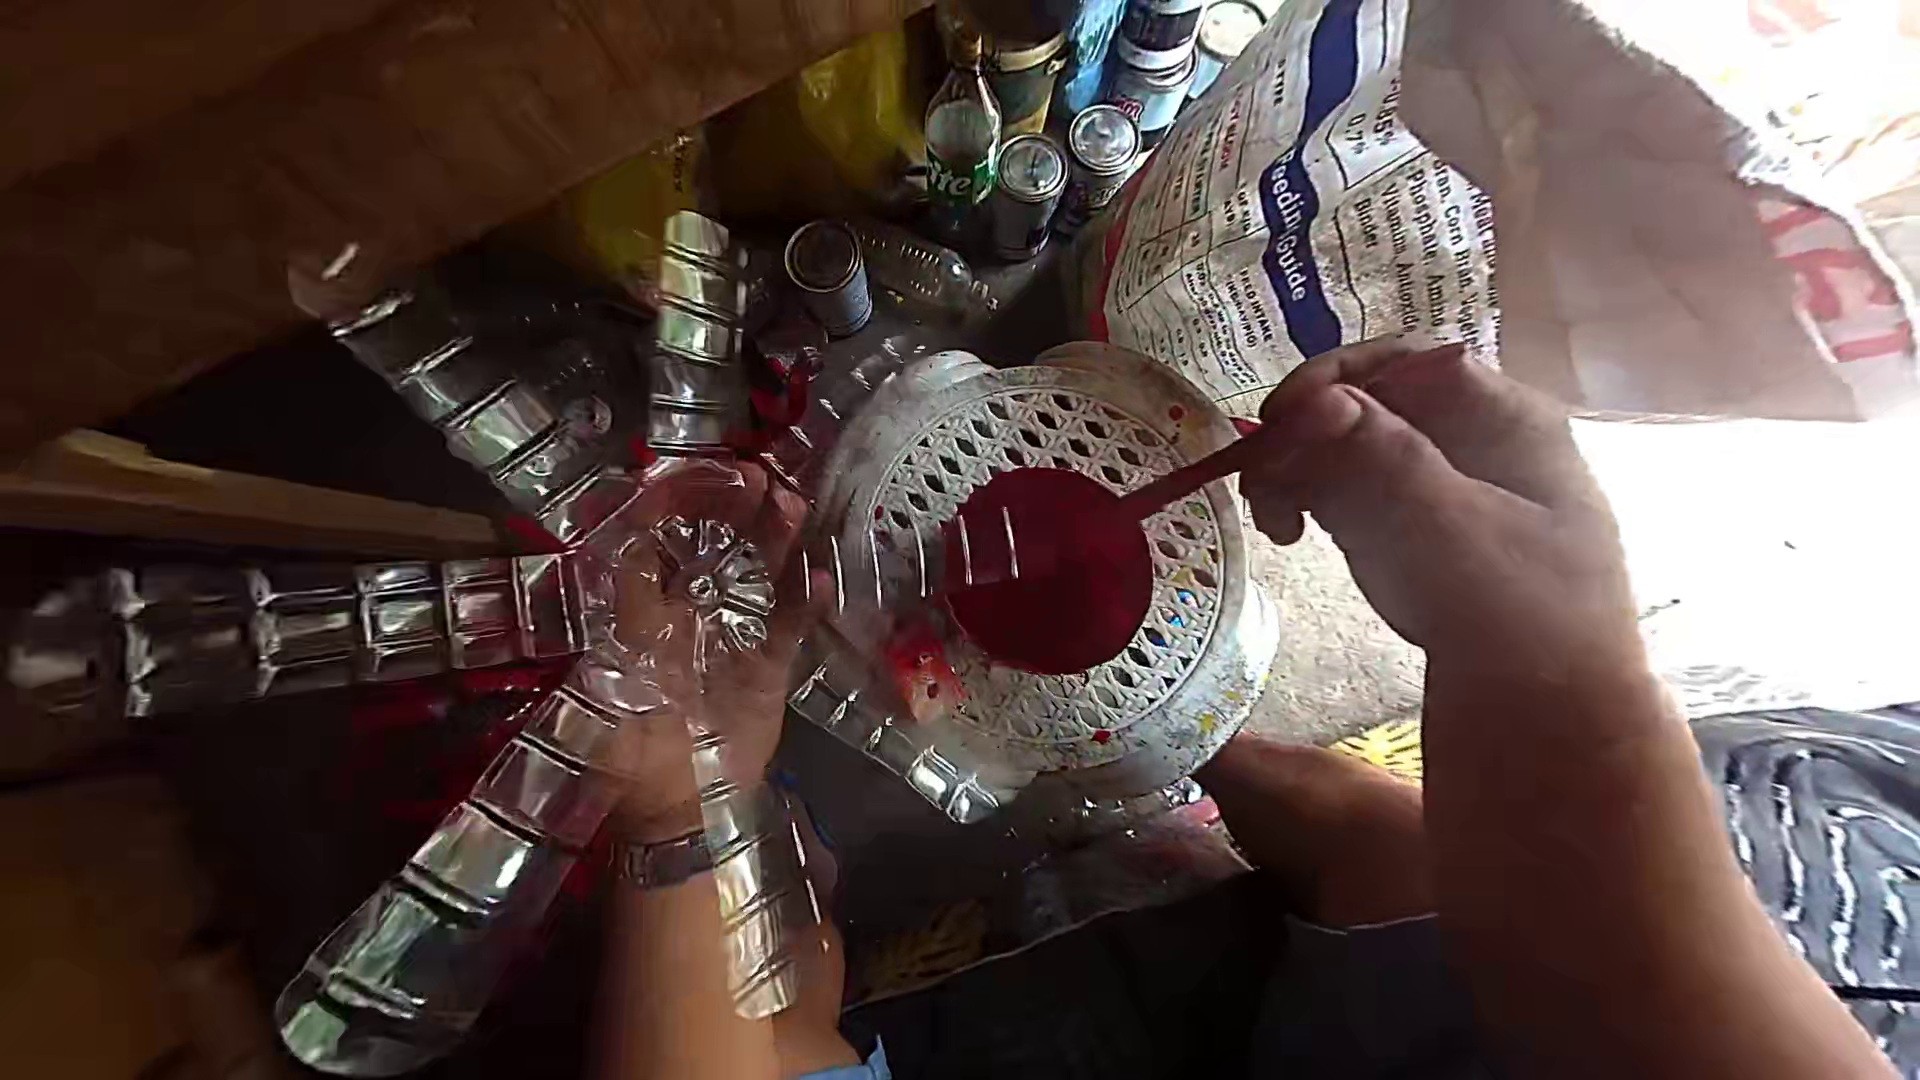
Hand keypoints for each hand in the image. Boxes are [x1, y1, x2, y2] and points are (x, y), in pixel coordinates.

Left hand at [596, 460, 827, 838]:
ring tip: (792, 506)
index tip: (691, 477)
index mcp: (650, 614)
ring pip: (761, 576)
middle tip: (757, 477)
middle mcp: (696, 611)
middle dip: (735, 510)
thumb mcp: (604, 693)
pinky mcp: (771, 662)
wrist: (684, 804)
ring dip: (776, 542)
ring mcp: (739, 632)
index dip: (674, 507)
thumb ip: (612, 637)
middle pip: (719, 548)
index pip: (659, 544)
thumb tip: (621, 570)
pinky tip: (821, 579)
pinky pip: (791, 626)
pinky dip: (806, 604)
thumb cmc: (633, 754)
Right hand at [1239, 339, 1638, 681]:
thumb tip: (1315, 399)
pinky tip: (1286, 534)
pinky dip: (1294, 498)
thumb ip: (1385, 461)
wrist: (1524, 691)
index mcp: (1496, 416)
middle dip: (1296, 438)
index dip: (1332, 378)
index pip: (1401, 362)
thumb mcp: (1450, 532)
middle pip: (1353, 401)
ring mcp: (1416, 470)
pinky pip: (1325, 480)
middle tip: (1262, 486)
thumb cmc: (1510, 612)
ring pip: (1327, 442)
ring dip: (1286, 473)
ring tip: (1275, 524)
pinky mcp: (1387, 506)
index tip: (1277, 423)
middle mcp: (1453, 432)